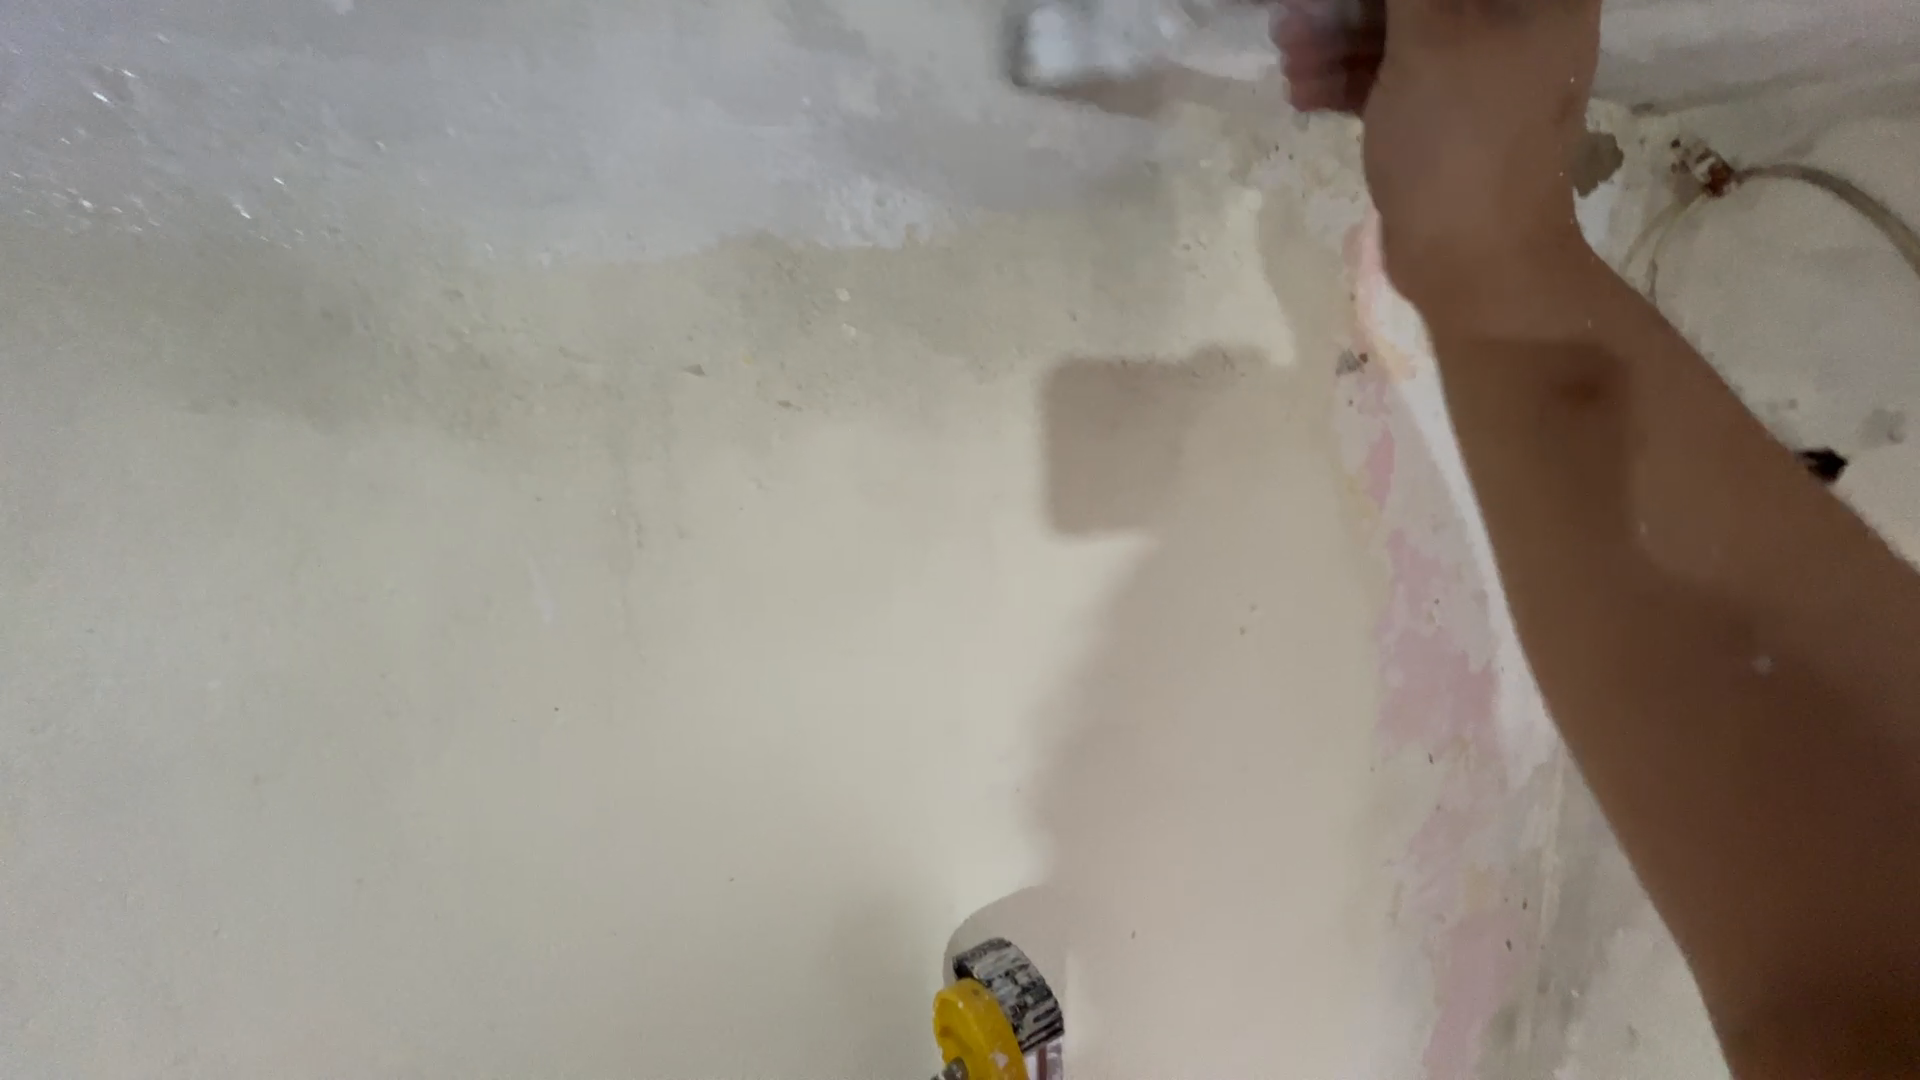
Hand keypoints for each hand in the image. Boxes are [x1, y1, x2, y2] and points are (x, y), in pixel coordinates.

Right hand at [1273, 0, 1605, 334]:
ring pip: (1397, 39)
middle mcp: (1512, 23)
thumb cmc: (1458, 143)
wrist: (1471, 257)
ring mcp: (1473, 75)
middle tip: (1290, 20)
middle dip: (1350, 7)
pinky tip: (1303, 93)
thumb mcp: (1431, 42)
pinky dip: (1347, 85)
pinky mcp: (1438, 122)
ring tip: (1287, 60)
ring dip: (1337, 45)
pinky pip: (1390, 85)